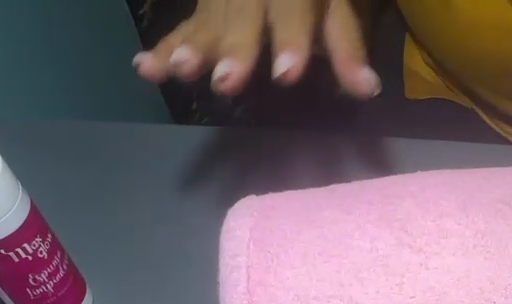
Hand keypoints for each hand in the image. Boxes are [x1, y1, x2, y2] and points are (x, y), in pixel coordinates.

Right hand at [133, 0, 380, 97]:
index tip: (286, 73)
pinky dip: (164, 48)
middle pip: (241, 12)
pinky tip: (145, 69)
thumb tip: (367, 88)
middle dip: (235, 48)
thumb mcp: (336, 7)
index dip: (290, 39)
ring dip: (191, 48)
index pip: (292, 6)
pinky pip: (184, 27)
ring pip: (206, 18)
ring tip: (179, 72)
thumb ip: (346, 47)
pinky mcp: (204, 9)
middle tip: (227, 82)